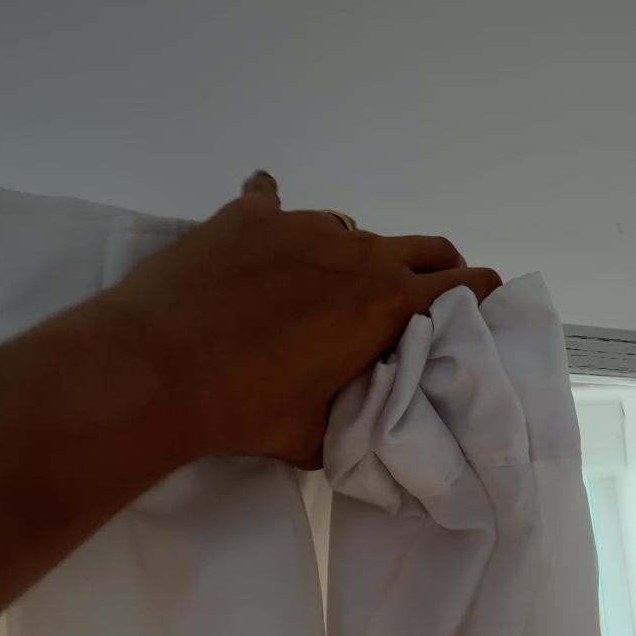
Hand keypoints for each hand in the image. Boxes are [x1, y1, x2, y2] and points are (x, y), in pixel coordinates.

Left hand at [94, 171, 500, 467]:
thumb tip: (377, 438)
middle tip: (423, 293)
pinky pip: (272, 197)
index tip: (483, 302)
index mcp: (391, 302)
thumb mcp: (320, 434)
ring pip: (355, 229)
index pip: (467, 283)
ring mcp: (307, 226)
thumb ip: (359, 421)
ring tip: (320, 284)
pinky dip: (274, 212)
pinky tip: (261, 224)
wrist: (151, 371)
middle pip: (430, 246)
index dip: (484, 292)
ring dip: (355, 254)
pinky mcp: (251, 215)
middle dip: (441, 267)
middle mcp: (363, 253)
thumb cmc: (247, 409)